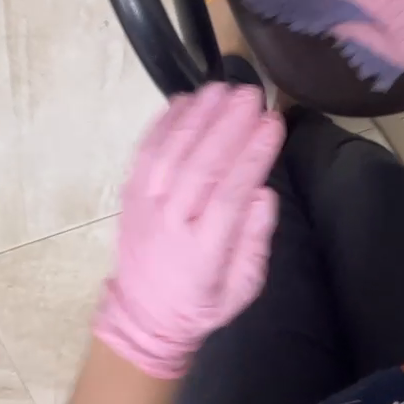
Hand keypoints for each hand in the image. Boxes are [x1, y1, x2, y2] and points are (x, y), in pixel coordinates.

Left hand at [94, 83, 282, 378]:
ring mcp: (145, 203)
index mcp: (204, 251)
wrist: (143, 315)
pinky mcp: (129, 190)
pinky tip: (184, 100)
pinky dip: (164, 122)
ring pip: (171, 151)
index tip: (273, 123)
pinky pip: (146, 150)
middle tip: (251, 94)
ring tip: (221, 88)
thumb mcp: (243, 287)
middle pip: (200, 164)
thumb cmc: (203, 300)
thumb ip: (254, 240)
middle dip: (227, 124)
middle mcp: (171, 221)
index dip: (252, 155)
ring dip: (197, 115)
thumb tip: (263, 192)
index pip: (230, 194)